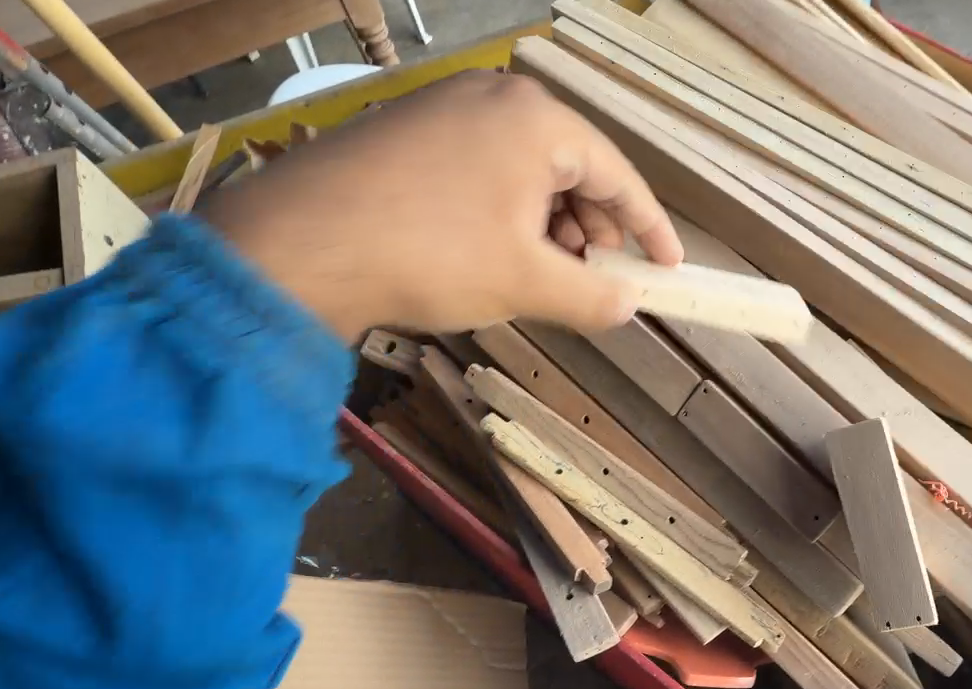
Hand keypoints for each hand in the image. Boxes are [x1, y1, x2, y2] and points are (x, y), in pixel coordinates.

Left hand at [199, 70, 681, 339]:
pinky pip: (484, 174)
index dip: (649, 229)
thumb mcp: (529, 283)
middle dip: (592, 232)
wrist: (302, 245)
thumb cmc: (431, 254)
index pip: (619, 176)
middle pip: (573, 170)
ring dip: (548, 229)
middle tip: (596, 281)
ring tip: (542, 277)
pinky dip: (507, 217)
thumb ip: (594, 297)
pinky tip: (496, 256)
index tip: (669, 266)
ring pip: (527, 174)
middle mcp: (495, 99)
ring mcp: (447, 111)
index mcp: (537, 121)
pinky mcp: (410, 134)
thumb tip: (628, 305)